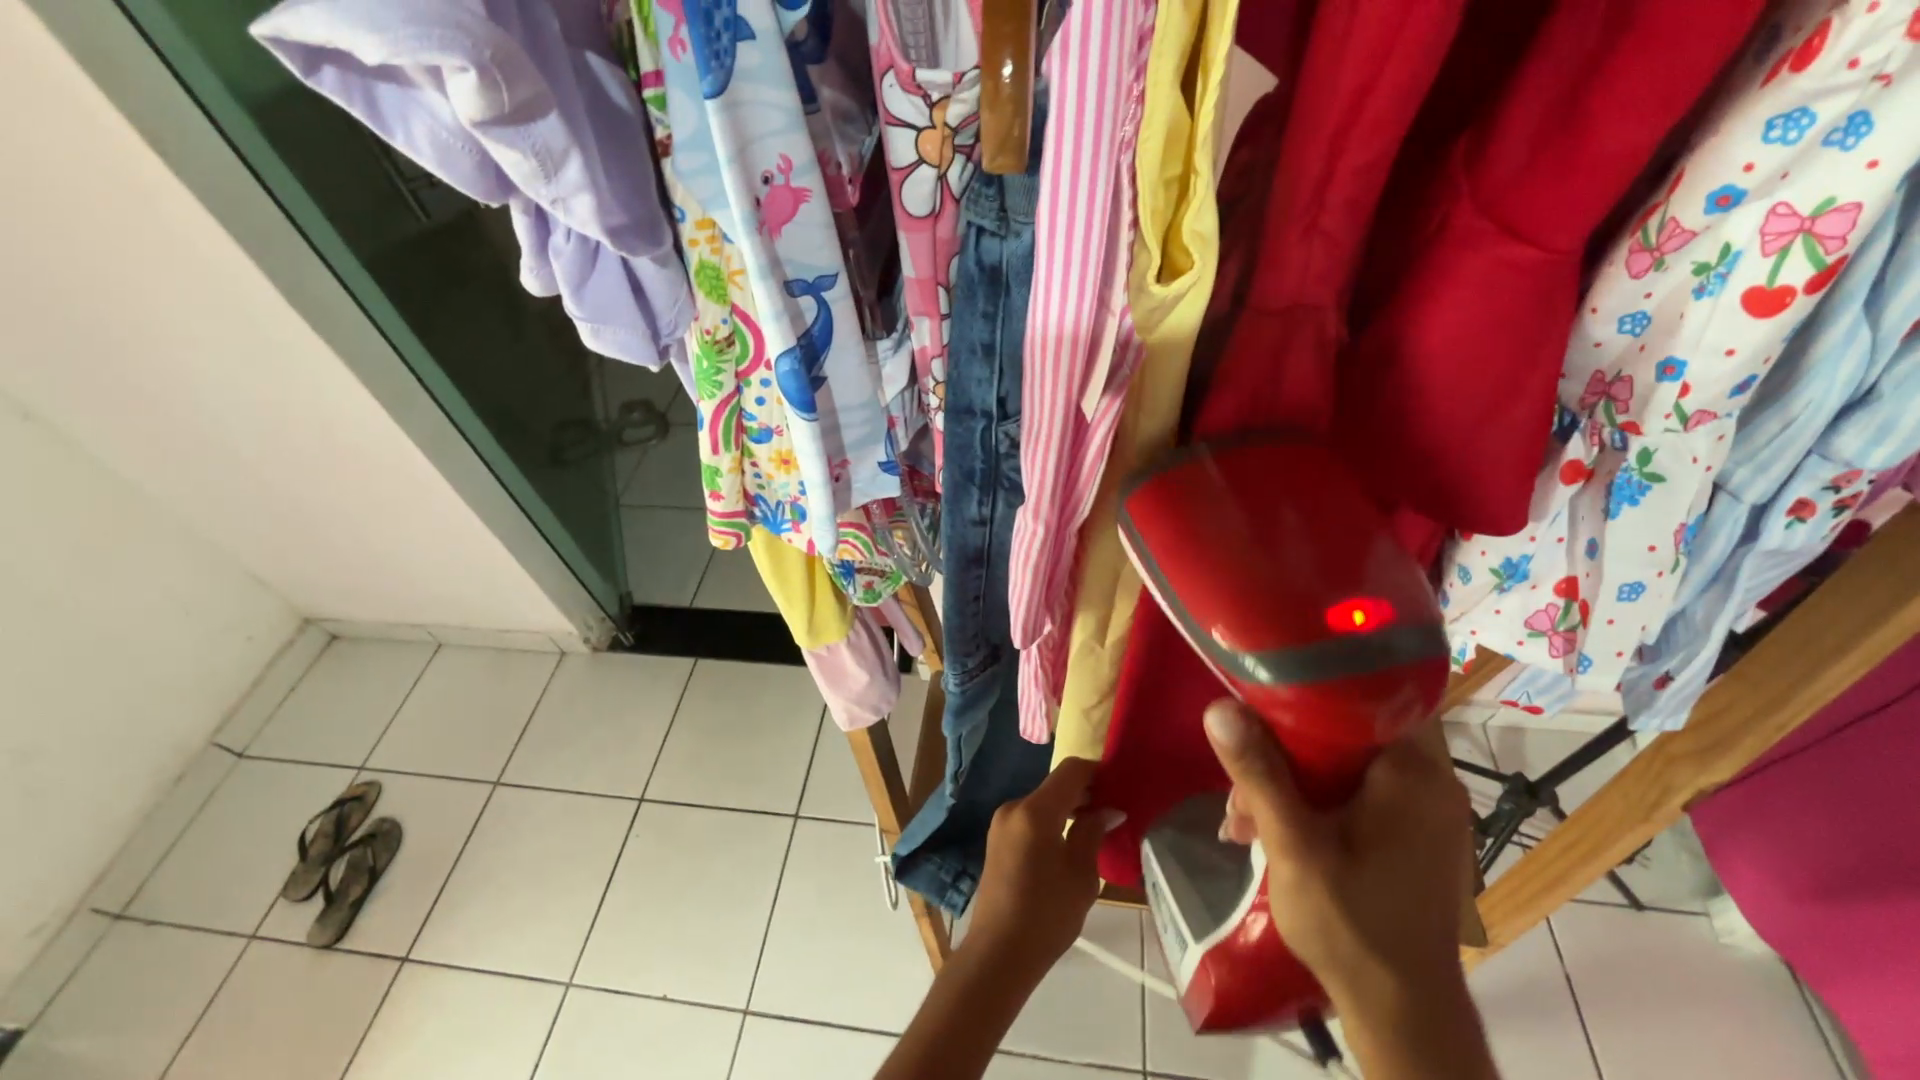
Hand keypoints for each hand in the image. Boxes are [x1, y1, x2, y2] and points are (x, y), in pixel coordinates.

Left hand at [965, 757, 1122, 969]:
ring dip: (1069, 807)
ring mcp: (1001, 823)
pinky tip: (1071, 840)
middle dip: (1086, 792)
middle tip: (1116, 809)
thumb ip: (1092, 833)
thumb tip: (1108, 809)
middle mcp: (1014, 808)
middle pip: (1056, 785)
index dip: (1099, 772)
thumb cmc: (1047, 915)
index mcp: (1034, 811)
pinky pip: (1031, 818)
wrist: (999, 953)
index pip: (1071, 770)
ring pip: (1043, 802)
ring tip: (1098, 827)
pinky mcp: (997, 840)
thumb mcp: (1081, 875)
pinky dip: (1053, 821)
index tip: (1122, 784)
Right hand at [1205, 700, 1470, 1004]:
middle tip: (1238, 785)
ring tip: (1243, 820)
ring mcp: (1423, 810)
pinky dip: (1314, 804)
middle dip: (1284, 751)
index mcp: (1413, 772)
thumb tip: (1219, 707)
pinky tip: (1267, 832)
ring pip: (1345, 765)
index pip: (1367, 692)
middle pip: (1347, 732)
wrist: (1401, 1010)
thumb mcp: (1294, 846)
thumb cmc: (1352, 925)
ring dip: (1290, 783)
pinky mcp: (1412, 835)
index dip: (1311, 685)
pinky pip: (1357, 794)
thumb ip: (1260, 774)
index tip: (1261, 691)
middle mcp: (1429, 781)